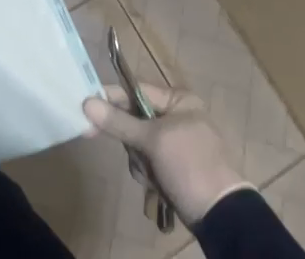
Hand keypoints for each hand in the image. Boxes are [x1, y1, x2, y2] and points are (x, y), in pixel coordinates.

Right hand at [83, 83, 247, 224]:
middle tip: (123, 147)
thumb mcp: (154, 140)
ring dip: (138, 159)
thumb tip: (86, 102)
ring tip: (150, 172)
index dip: (111, 98)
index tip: (85, 106)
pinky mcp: (170, 165)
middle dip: (130, 139)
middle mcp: (176, 117)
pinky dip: (145, 171)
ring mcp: (173, 142)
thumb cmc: (190, 165)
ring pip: (136, 141)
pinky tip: (155, 181)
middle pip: (133, 117)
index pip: (135, 90)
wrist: (219, 214)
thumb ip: (119, 122)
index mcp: (179, 101)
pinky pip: (145, 159)